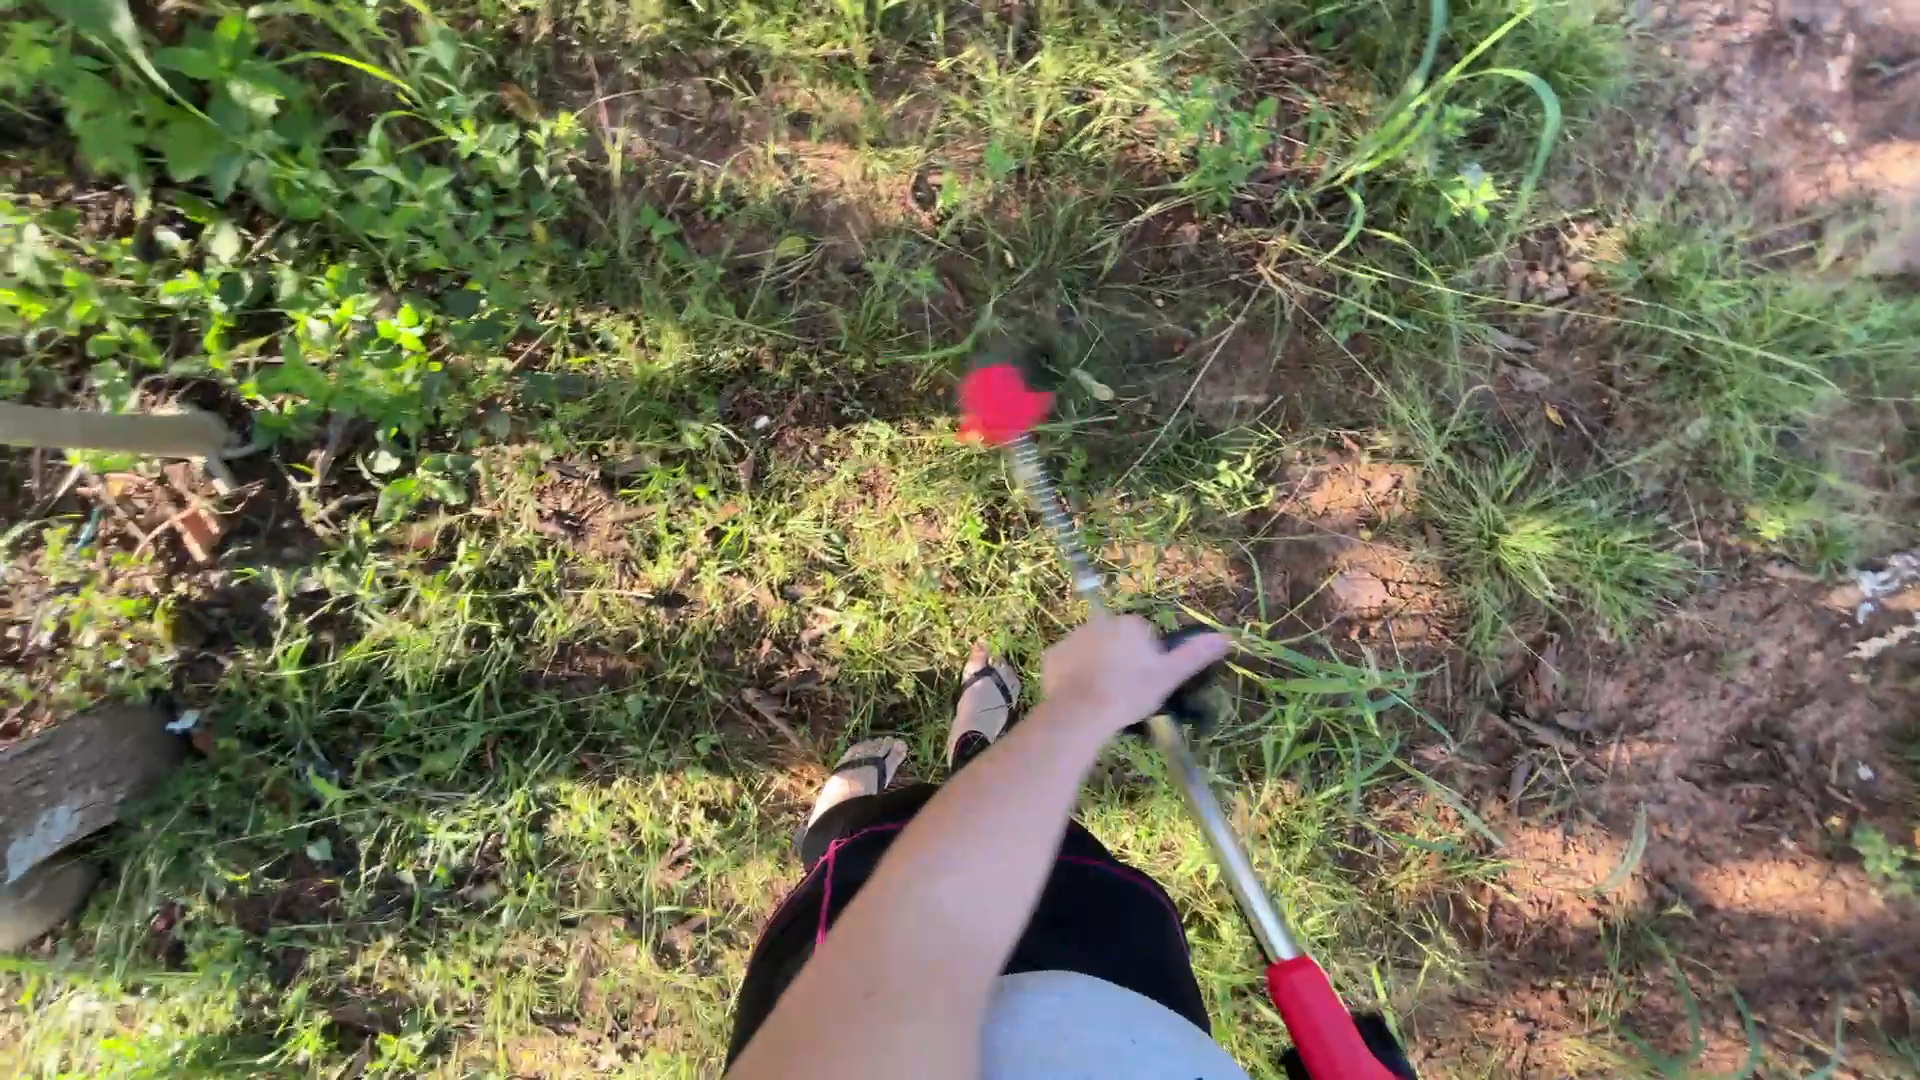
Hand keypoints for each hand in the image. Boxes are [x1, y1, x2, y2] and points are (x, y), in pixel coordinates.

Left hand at [1035, 615, 1232, 738]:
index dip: (1146, 659)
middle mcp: (1099, 622)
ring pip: (1091, 651)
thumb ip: (1195, 655)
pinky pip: (1067, 663)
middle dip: (1120, 660)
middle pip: (1116, 641)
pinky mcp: (1051, 655)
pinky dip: (1073, 676)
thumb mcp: (1168, 676)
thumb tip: (1226, 637)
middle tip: (1124, 691)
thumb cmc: (1130, 693)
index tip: (1144, 681)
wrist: (1083, 711)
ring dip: (1096, 666)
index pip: (1143, 636)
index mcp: (1129, 624)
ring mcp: (1072, 637)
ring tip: (1102, 697)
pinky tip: (1080, 696)